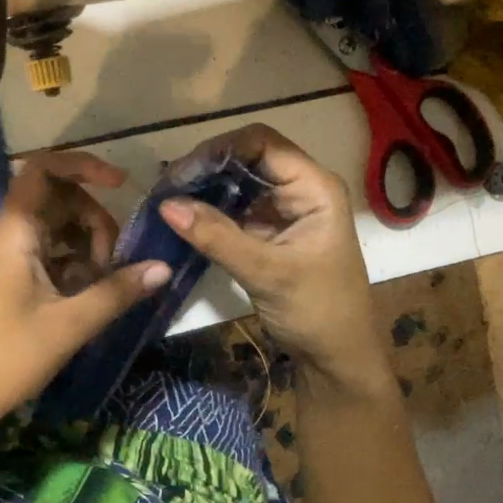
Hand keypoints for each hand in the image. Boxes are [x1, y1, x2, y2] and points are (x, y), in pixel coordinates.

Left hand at [0, 152, 168, 443]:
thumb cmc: (8, 358)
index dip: (83, 165)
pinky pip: (44, 255)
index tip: (121, 184)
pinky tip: (86, 298)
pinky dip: (71, 266)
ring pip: (53, 230)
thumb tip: (163, 268)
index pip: (42, 170)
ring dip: (85, 247)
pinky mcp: (6, 281)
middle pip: (56, 201)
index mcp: (13, 233)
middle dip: (94, 221)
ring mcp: (3, 259)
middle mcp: (5, 236)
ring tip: (103, 285)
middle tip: (114, 263)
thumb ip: (118, 291)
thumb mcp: (71, 325)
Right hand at [159, 124, 385, 382]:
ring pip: (239, 184)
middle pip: (248, 158)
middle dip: (208, 168)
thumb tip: (166, 205)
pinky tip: (183, 219)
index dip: (220, 151)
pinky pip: (236, 210)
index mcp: (315, 187)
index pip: (263, 144)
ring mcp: (284, 211)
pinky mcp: (270, 233)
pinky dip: (211, 212)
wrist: (336, 358)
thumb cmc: (316, 311)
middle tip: (166, 188)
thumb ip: (217, 236)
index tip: (181, 174)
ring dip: (206, 189)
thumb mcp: (266, 273)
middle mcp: (301, 190)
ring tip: (167, 201)